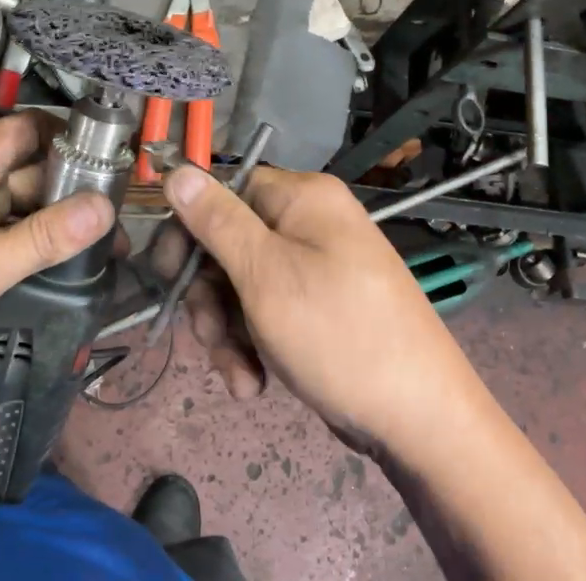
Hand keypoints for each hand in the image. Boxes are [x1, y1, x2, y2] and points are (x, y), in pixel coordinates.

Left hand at [0, 113, 114, 394]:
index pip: (25, 130)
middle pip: (27, 171)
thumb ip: (43, 238)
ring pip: (17, 210)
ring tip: (106, 243)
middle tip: (121, 213)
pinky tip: (65, 267)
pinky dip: (32, 249)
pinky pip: (2, 241)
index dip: (69, 135)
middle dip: (72, 186)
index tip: (116, 155)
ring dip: (55, 222)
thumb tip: (106, 207)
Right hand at [154, 166, 486, 448]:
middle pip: (230, 243)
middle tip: (207, 335)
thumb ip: (216, 221)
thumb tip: (177, 168)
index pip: (226, 189)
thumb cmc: (336, 333)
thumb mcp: (265, 275)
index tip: (167, 272)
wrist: (418, 417)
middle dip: (210, 297)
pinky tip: (252, 383)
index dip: (191, 229)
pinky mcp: (320, 310)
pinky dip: (253, 346)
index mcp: (303, 198)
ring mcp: (318, 269)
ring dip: (228, 332)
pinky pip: (269, 314)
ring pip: (243, 286)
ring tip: (239, 375)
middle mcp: (312, 224)